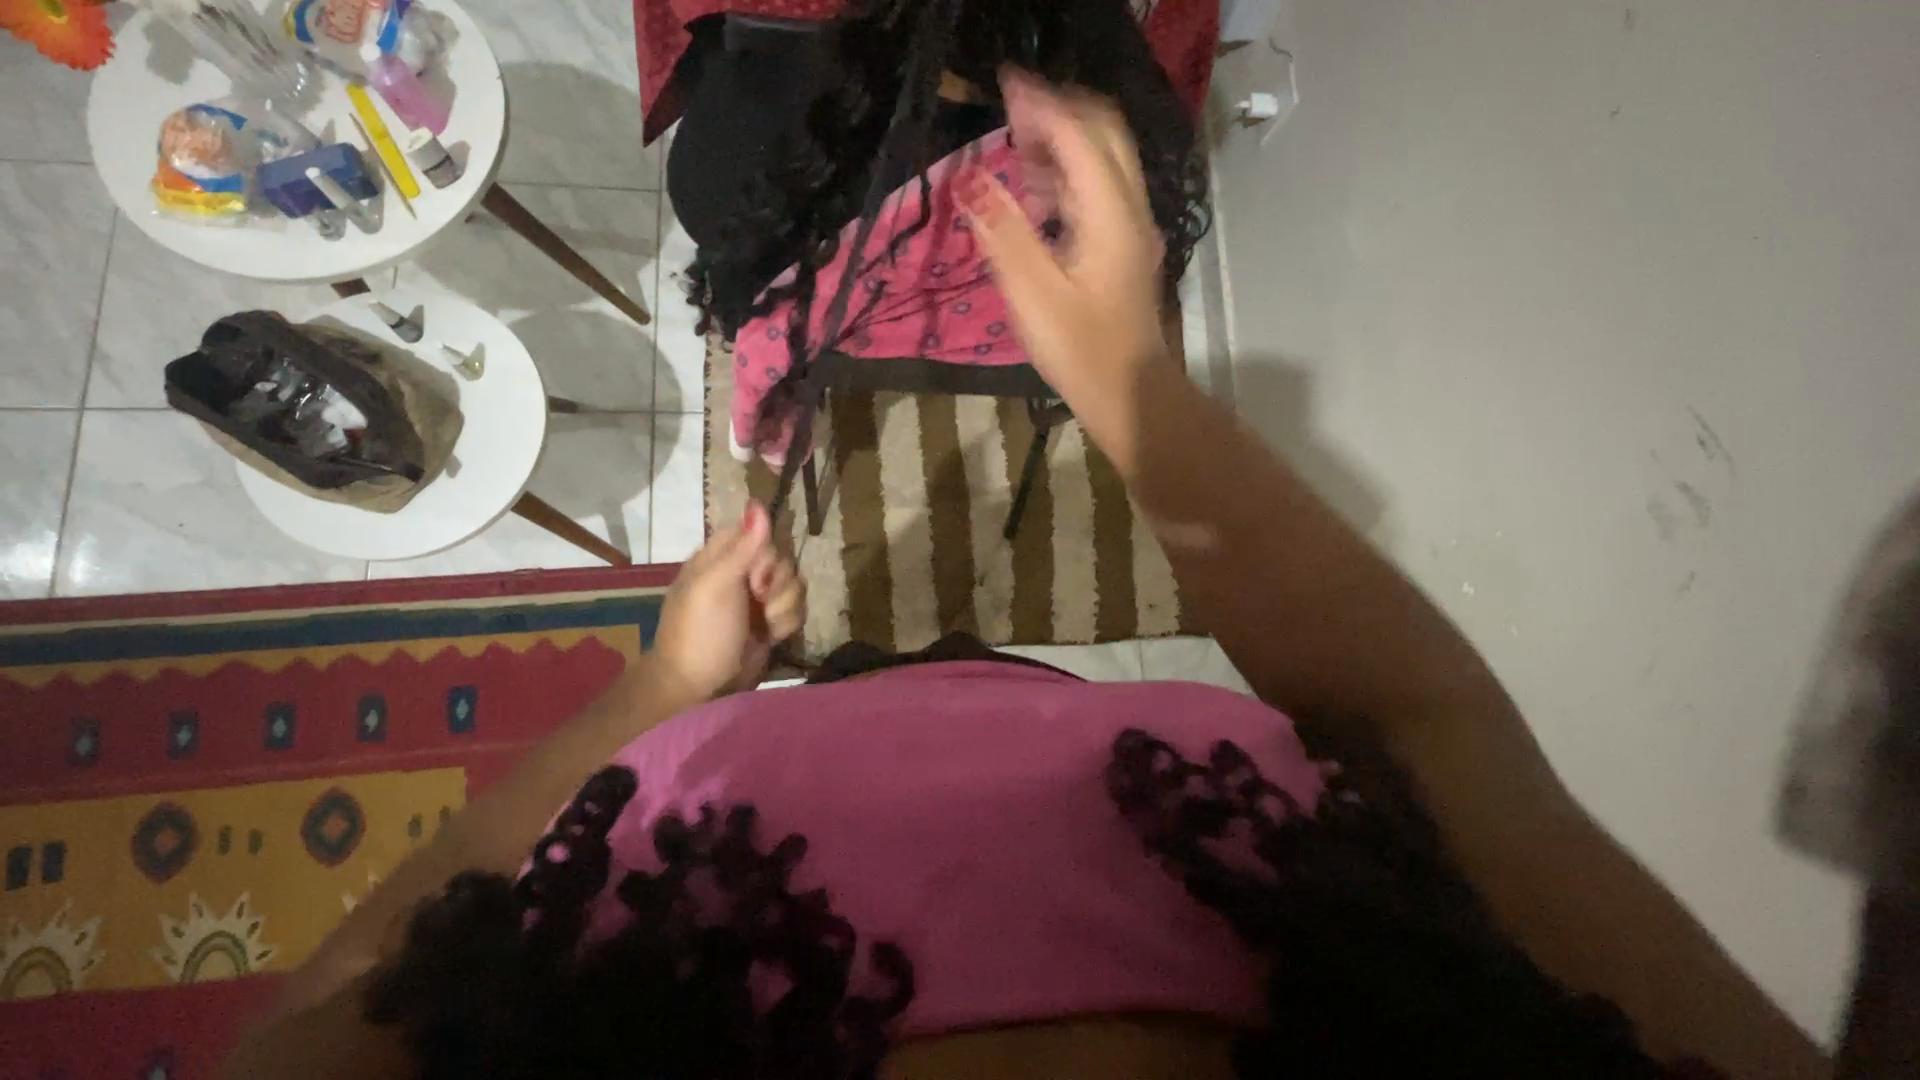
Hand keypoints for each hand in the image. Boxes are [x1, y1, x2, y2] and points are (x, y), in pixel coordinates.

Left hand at [650, 501, 804, 700]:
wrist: (701, 689)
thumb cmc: (700, 632)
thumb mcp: (715, 585)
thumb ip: (742, 546)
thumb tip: (758, 503)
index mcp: (719, 557)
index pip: (758, 532)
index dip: (765, 552)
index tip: (756, 575)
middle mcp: (741, 572)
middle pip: (782, 558)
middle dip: (777, 583)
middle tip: (757, 601)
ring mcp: (758, 599)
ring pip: (794, 584)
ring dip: (783, 607)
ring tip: (764, 627)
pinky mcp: (772, 622)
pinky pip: (797, 608)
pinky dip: (787, 624)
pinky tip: (771, 637)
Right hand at [960, 69, 1171, 395]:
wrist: (1128, 393)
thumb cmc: (1080, 351)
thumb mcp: (1032, 294)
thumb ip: (1002, 233)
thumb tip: (969, 180)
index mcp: (1109, 215)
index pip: (1079, 136)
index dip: (1041, 106)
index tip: (1003, 88)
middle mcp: (1129, 210)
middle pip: (1103, 134)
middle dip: (1058, 114)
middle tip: (1011, 117)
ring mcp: (1131, 228)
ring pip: (1104, 161)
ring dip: (1064, 145)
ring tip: (1017, 155)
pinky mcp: (1125, 248)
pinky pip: (1101, 191)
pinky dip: (1070, 177)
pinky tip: (1038, 199)